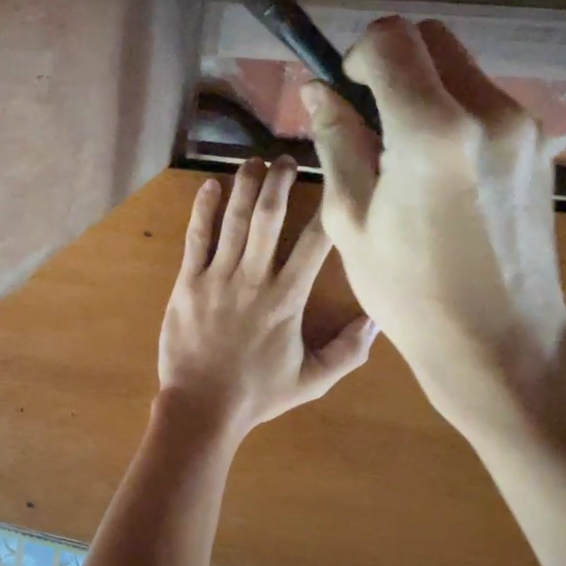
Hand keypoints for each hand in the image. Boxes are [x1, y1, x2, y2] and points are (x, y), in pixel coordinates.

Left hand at [158, 156, 375, 436]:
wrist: (201, 407)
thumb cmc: (257, 394)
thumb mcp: (312, 380)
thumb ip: (348, 352)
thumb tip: (378, 321)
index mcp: (288, 299)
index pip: (316, 243)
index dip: (328, 207)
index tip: (337, 179)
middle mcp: (254, 279)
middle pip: (270, 218)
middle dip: (280, 182)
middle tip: (286, 158)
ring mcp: (218, 278)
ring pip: (234, 221)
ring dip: (244, 187)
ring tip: (253, 162)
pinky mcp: (187, 283)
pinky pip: (195, 239)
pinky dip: (203, 210)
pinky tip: (209, 187)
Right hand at [300, 17, 565, 431]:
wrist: (501, 340)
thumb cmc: (409, 291)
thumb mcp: (349, 218)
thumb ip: (337, 140)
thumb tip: (318, 89)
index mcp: (432, 132)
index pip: (392, 39)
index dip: (357, 54)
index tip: (346, 92)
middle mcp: (488, 113)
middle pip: (432, 38)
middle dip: (391, 62)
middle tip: (368, 117)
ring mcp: (523, 127)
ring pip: (460, 67)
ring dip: (422, 88)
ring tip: (402, 154)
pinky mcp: (538, 145)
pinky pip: (483, 100)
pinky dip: (451, 112)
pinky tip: (438, 172)